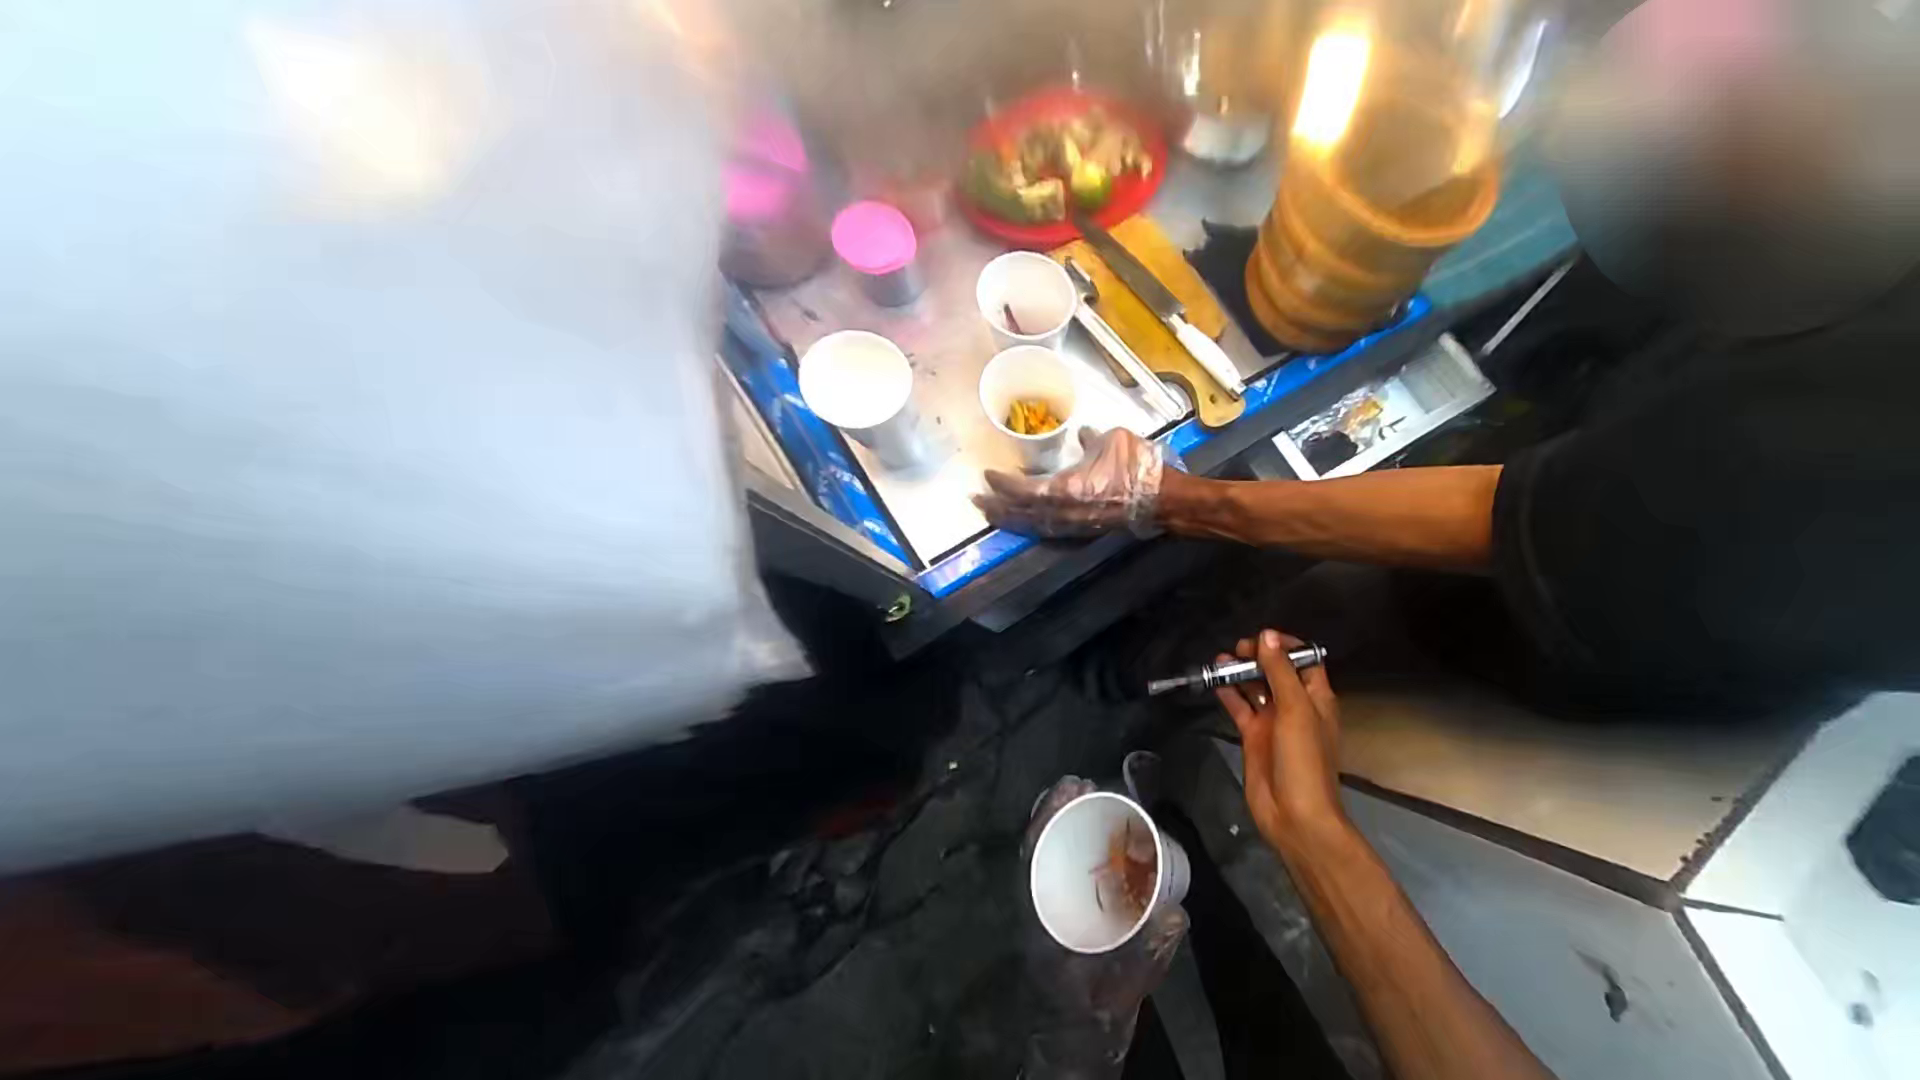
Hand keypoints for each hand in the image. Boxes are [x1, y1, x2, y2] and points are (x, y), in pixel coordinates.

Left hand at [973, 428, 1167, 537]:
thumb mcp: (1111, 441)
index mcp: (1064, 489)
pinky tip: (1023, 522)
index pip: (1021, 490)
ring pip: (1031, 526)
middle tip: (976, 502)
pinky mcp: (1081, 531)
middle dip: (995, 508)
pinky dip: (1029, 526)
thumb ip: (1089, 438)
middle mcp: (1062, 512)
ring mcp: (1071, 525)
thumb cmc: (1137, 468)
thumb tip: (1081, 433)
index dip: (1001, 484)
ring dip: (1009, 520)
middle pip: (1019, 514)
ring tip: (991, 514)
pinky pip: (1047, 530)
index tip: (987, 474)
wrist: (1163, 500)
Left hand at [1021, 776, 1187, 1078]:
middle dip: (1058, 811)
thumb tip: (1175, 913)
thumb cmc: (1087, 1016)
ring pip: (1050, 855)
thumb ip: (1145, 957)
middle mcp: (1039, 903)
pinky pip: (1065, 871)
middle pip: (1040, 845)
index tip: (1069, 787)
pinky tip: (1101, 839)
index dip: (1047, 815)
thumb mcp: (1116, 991)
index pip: (1034, 852)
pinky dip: (1079, 848)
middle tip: (1084, 782)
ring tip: (1092, 798)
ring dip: (1066, 825)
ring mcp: (1049, 908)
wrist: (1074, 1046)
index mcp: (1040, 913)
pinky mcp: (1063, 916)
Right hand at [1213, 630, 1346, 857]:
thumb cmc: (1304, 760)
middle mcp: (1295, 706)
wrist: (1295, 814)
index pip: (1304, 660)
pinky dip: (1228, 693)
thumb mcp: (1296, 710)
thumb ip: (1280, 672)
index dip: (1286, 646)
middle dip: (1258, 656)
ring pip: (1255, 687)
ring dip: (1240, 672)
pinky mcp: (1253, 735)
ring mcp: (1273, 721)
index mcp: (1315, 698)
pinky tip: (1214, 681)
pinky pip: (1239, 706)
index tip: (1262, 637)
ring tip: (1220, 660)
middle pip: (1276, 671)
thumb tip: (1267, 636)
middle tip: (1237, 649)